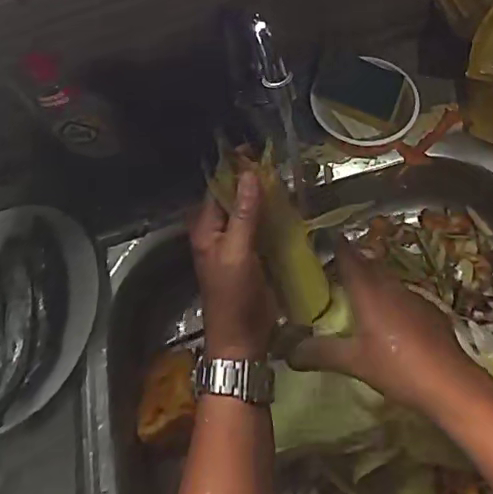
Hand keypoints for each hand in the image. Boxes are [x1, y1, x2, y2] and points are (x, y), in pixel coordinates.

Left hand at [189, 170, 274, 359]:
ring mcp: (235, 242)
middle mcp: (217, 230)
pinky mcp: (252, 254)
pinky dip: (271, 213)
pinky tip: (287, 204)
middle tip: (273, 160)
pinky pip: (260, 225)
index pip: (217, 186)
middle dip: (250, 178)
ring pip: (248, 209)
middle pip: (233, 195)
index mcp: (205, 227)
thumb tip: (248, 175)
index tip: (254, 150)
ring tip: (282, 176)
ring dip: (262, 195)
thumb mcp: (237, 252)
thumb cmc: (233, 297)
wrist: (243, 342)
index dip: (233, 168)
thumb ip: (243, 214)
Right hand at [287, 240, 480, 410]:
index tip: (320, 240)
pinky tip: (388, 320)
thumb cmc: (397, 366)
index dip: (333, 245)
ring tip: (357, 296)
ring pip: (385, 278)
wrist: (450, 381)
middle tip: (332, 272)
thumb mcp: (353, 362)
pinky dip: (390, 298)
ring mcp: (411, 294)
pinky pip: (401, 294)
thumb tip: (288, 352)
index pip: (347, 254)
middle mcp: (388, 283)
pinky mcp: (428, 308)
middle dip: (350, 263)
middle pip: (366, 263)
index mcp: (367, 288)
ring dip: (371, 280)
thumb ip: (320, 353)